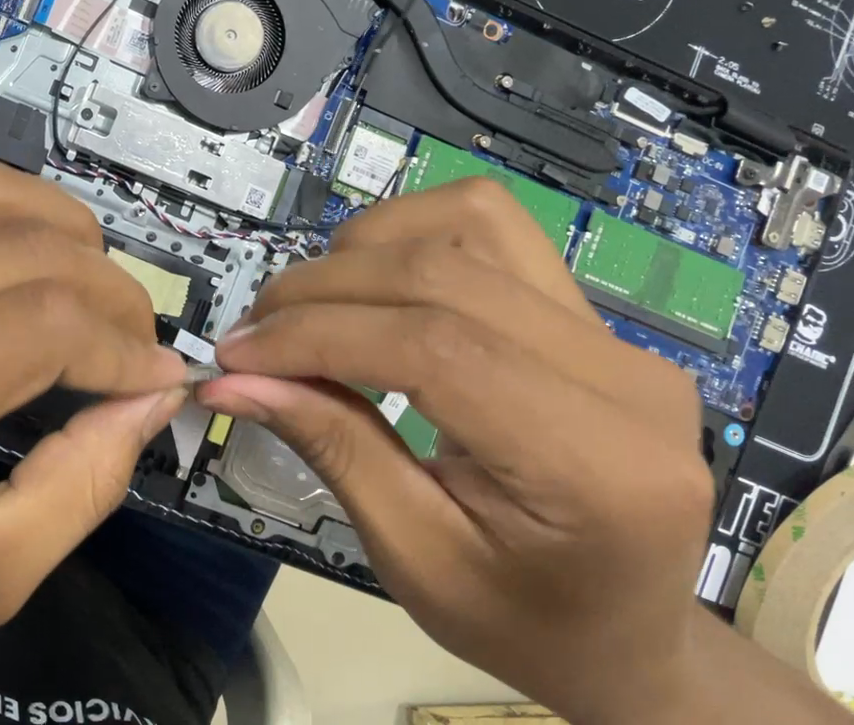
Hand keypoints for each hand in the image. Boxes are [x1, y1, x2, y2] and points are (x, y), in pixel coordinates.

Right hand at [199, 180, 714, 724]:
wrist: (620, 632)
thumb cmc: (516, 617)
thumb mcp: (412, 557)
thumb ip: (330, 448)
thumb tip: (229, 380)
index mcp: (596, 467)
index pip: (435, 348)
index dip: (317, 336)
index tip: (234, 358)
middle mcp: (624, 377)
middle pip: (442, 274)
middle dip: (318, 292)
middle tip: (250, 339)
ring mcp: (614, 334)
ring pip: (466, 223)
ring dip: (360, 251)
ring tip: (309, 310)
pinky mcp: (588, 313)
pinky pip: (487, 226)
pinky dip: (404, 234)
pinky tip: (366, 285)